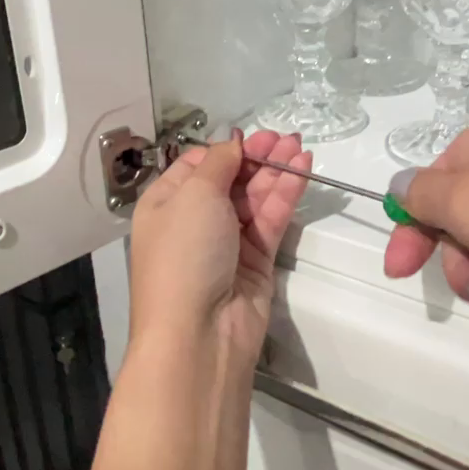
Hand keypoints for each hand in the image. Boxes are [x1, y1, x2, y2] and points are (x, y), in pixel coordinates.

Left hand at [129, 130, 310, 358]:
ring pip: (255, 197)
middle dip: (257, 156)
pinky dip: (286, 194)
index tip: (252, 138)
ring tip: (300, 147)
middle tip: (285, 138)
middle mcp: (194, 221)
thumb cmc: (184, 254)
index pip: (197, 166)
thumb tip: (233, 145)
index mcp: (165, 204)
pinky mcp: (256, 260)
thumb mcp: (194, 195)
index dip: (226, 150)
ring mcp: (227, 242)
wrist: (199, 332)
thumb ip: (219, 163)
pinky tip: (303, 169)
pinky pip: (271, 219)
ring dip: (276, 170)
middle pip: (230, 179)